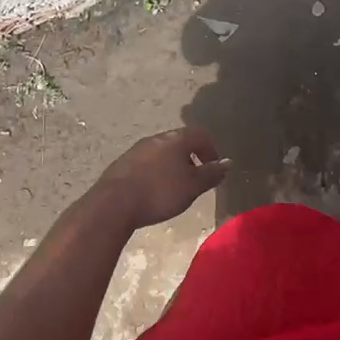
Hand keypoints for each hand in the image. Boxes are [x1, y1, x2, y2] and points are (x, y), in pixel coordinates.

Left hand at [92, 127, 229, 228]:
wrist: (112, 205)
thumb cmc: (160, 193)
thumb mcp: (193, 186)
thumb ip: (211, 174)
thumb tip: (227, 163)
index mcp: (176, 139)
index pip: (200, 134)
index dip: (211, 149)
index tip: (214, 167)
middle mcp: (156, 138)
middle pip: (179, 141)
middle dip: (190, 156)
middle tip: (195, 176)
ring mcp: (135, 150)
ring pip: (160, 152)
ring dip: (171, 165)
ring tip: (174, 186)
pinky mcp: (120, 165)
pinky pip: (144, 163)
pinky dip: (154, 172)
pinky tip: (152, 190)